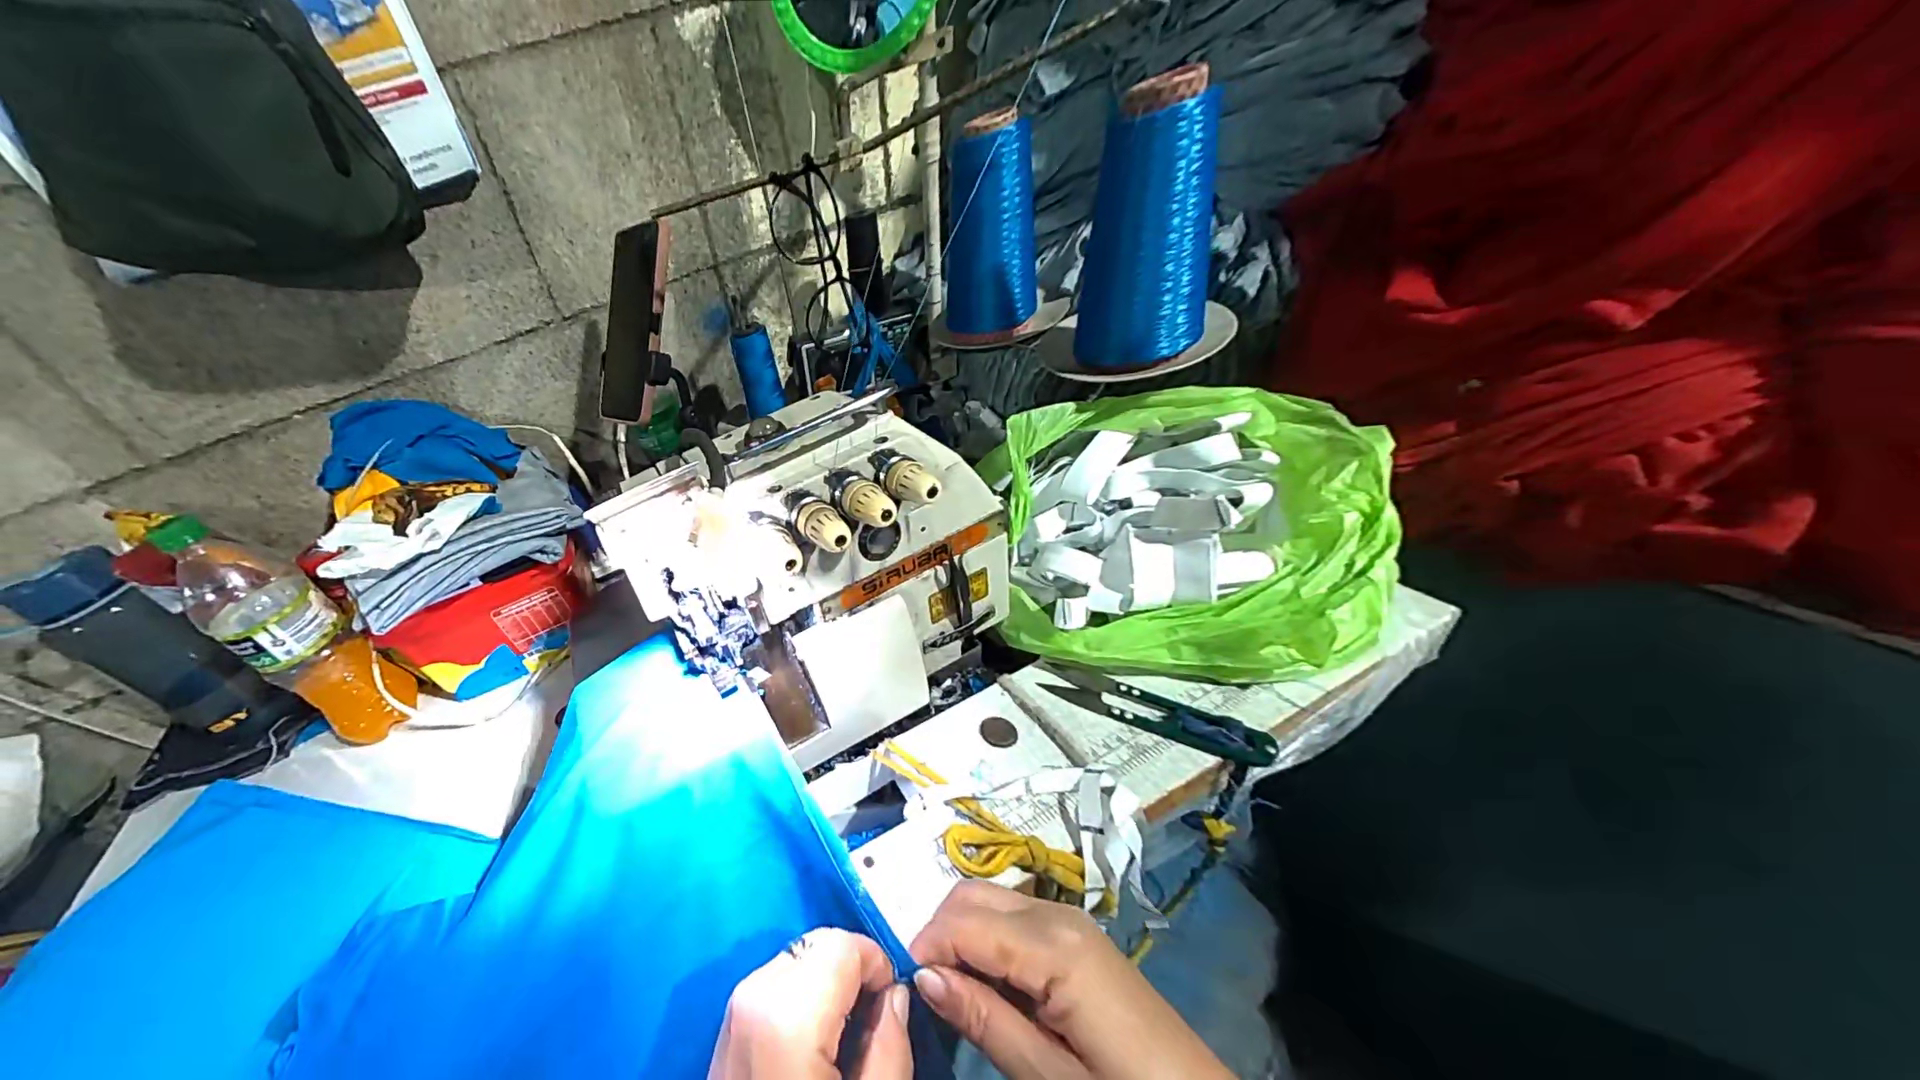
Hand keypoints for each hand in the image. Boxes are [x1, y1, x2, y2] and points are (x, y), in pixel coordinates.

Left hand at [708, 928, 911, 1079]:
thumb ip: (890, 1044)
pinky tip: (813, 1044)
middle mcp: (752, 1001)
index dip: (877, 967)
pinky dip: (802, 995)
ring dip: (827, 981)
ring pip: (796, 960)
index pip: (842, 946)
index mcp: (787, 1020)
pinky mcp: (723, 1037)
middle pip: (817, 946)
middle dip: (851, 970)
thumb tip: (893, 995)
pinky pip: (775, 985)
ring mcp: (731, 1018)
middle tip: (870, 1021)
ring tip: (843, 1035)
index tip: (890, 1008)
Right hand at [909, 881, 1231, 1079]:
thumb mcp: (1047, 1073)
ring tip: (954, 990)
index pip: (963, 921)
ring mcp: (1069, 916)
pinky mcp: (1075, 930)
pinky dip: (987, 934)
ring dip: (961, 932)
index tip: (905, 987)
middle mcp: (1057, 913)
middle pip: (972, 894)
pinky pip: (1013, 914)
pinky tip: (988, 979)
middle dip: (938, 932)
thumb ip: (984, 1018)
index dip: (925, 948)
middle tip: (927, 990)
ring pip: (990, 898)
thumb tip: (924, 975)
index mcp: (1053, 945)